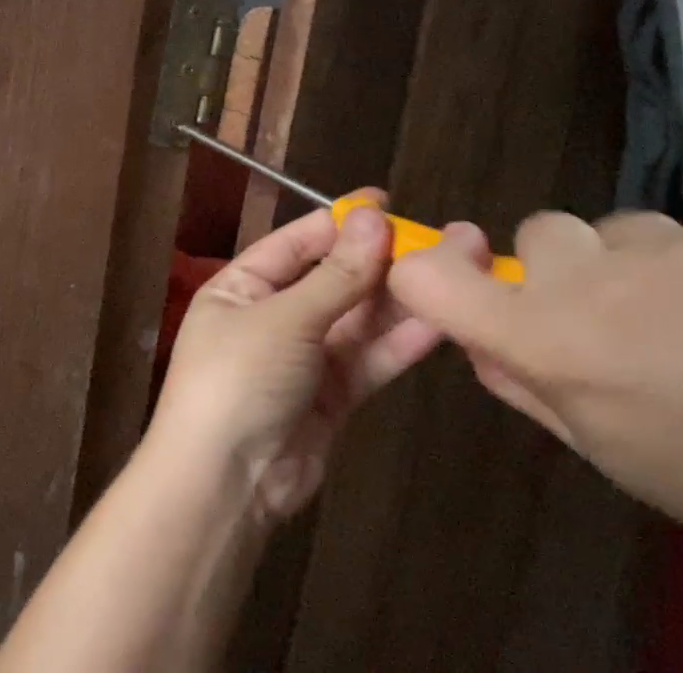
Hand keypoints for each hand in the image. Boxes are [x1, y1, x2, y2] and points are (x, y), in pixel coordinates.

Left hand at [148, 194, 488, 520]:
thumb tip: (373, 216)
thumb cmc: (238, 379)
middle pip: (331, 280)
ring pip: (357, 320)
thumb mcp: (283, 318)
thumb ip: (335, 275)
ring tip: (454, 273)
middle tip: (442, 240)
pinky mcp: (332, 396)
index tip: (388, 203)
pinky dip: (400, 342)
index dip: (338, 223)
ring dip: (399, 299)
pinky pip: (368, 359)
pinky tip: (441, 321)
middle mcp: (270, 316)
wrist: (228, 478)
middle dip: (379, 262)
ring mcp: (302, 358)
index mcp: (239, 288)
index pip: (294, 244)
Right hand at [391, 211, 682, 598]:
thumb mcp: (613, 455)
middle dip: (553, 272)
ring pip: (616, 230)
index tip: (453, 293)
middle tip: (603, 322)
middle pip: (535, 234)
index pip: (432, 276)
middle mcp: (606, 278)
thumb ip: (526, 385)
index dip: (428, 276)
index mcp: (558, 343)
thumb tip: (478, 335)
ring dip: (627, 266)